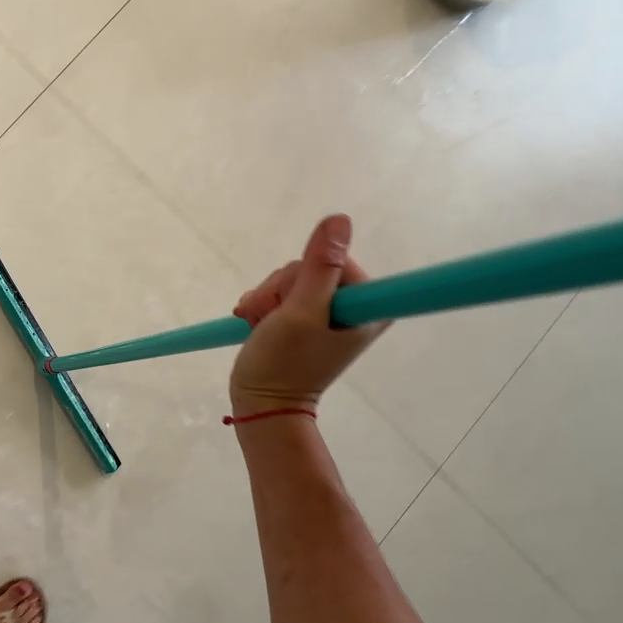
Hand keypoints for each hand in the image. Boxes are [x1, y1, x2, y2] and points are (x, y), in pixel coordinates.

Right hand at [230, 214, 387, 416]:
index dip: (306, 274)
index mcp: (367, 307)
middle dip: (278, 290)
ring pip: (290, 279)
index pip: (336, 261)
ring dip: (265, 298)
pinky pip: (282, 292)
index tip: (294, 302)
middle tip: (268, 318)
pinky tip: (255, 321)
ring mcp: (329, 313)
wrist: (261, 403)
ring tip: (258, 324)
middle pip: (310, 268)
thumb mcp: (300, 314)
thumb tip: (339, 219)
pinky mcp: (307, 318)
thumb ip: (320, 268)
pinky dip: (262, 304)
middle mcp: (354, 307)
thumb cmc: (283, 365)